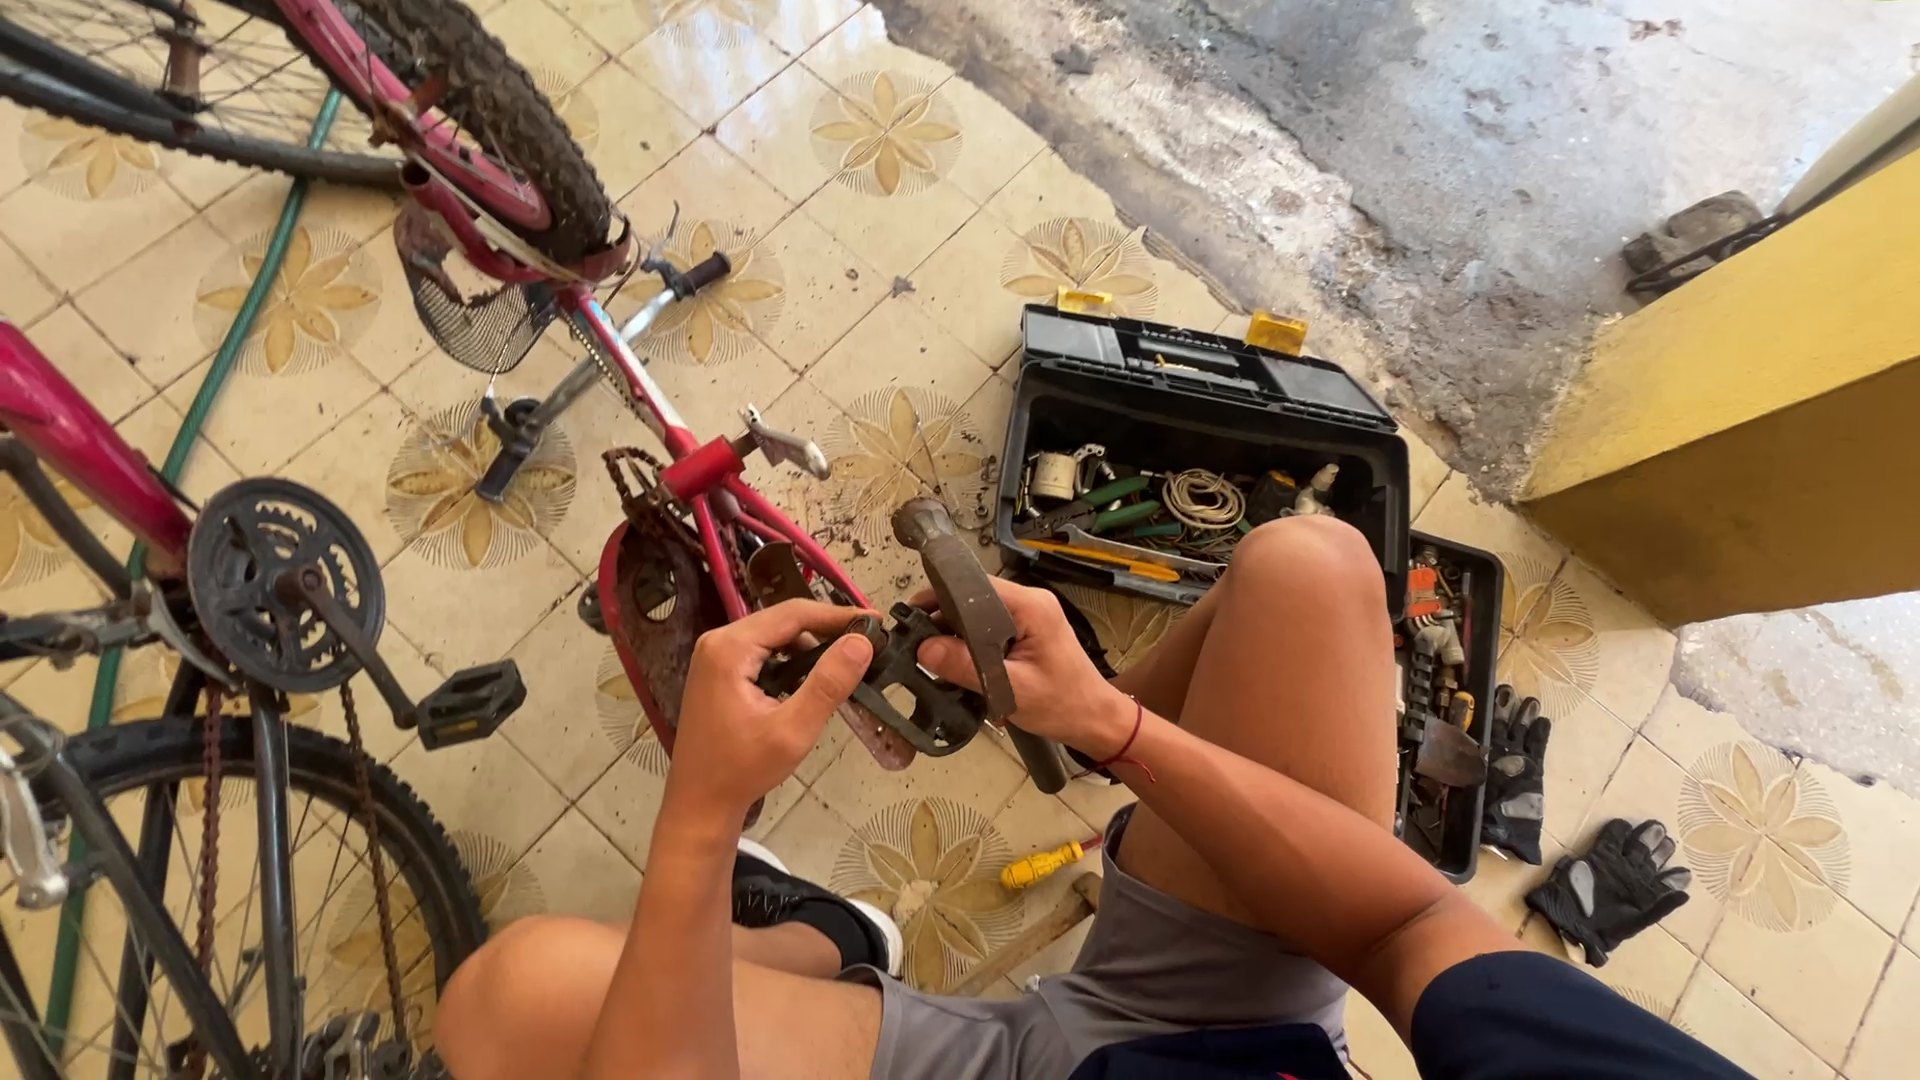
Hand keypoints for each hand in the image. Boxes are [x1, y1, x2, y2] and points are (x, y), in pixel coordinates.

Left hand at [668, 600, 874, 817]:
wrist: (698, 805)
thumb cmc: (742, 771)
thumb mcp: (793, 730)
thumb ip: (828, 684)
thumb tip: (862, 642)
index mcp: (730, 648)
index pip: (793, 614)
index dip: (838, 615)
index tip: (876, 622)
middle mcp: (718, 641)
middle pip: (783, 619)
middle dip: (826, 628)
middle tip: (867, 641)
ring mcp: (716, 655)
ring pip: (775, 634)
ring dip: (810, 644)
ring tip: (845, 660)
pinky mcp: (719, 670)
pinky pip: (764, 650)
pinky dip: (792, 658)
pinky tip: (812, 677)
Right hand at [913, 578, 1134, 757]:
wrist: (1094, 719)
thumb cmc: (1062, 705)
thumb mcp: (1011, 689)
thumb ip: (967, 667)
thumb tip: (924, 649)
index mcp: (1030, 607)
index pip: (975, 587)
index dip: (940, 598)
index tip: (912, 615)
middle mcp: (1030, 601)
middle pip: (974, 597)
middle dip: (943, 616)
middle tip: (914, 638)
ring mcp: (1030, 613)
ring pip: (979, 612)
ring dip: (956, 630)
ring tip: (929, 651)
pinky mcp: (1027, 628)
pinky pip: (990, 625)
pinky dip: (971, 640)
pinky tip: (956, 658)